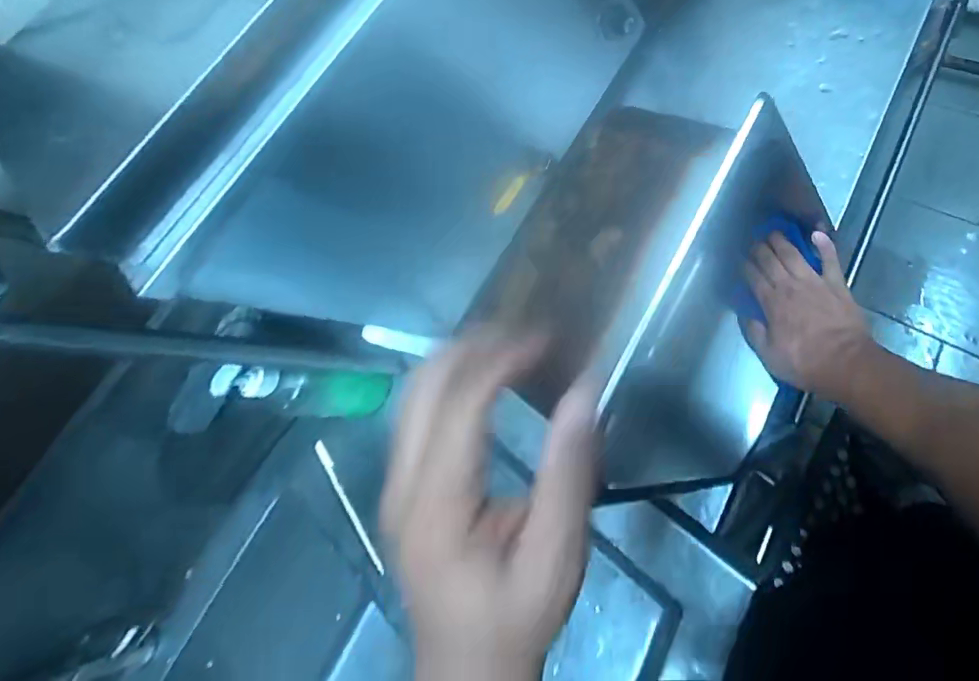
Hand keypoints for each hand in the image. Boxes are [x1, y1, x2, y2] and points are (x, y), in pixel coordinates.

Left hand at [380, 333, 598, 680]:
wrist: (469, 669)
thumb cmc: (517, 614)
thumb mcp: (557, 554)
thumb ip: (568, 472)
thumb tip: (584, 390)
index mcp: (435, 505)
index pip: (461, 404)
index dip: (503, 359)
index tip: (548, 338)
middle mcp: (402, 484)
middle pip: (424, 384)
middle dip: (477, 344)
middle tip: (531, 330)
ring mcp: (394, 483)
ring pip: (414, 390)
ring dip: (462, 355)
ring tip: (514, 342)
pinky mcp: (402, 484)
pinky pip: (418, 408)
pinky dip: (453, 376)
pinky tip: (489, 372)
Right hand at [741, 230, 881, 403]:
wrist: (846, 363)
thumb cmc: (806, 363)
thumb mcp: (770, 357)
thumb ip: (755, 333)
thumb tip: (744, 315)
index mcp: (772, 303)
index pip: (753, 277)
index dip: (745, 266)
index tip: (740, 259)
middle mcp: (790, 286)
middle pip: (770, 260)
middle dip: (759, 248)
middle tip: (753, 242)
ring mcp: (814, 281)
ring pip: (794, 254)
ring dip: (782, 241)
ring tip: (773, 232)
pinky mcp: (836, 283)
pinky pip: (830, 259)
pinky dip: (824, 245)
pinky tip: (817, 233)